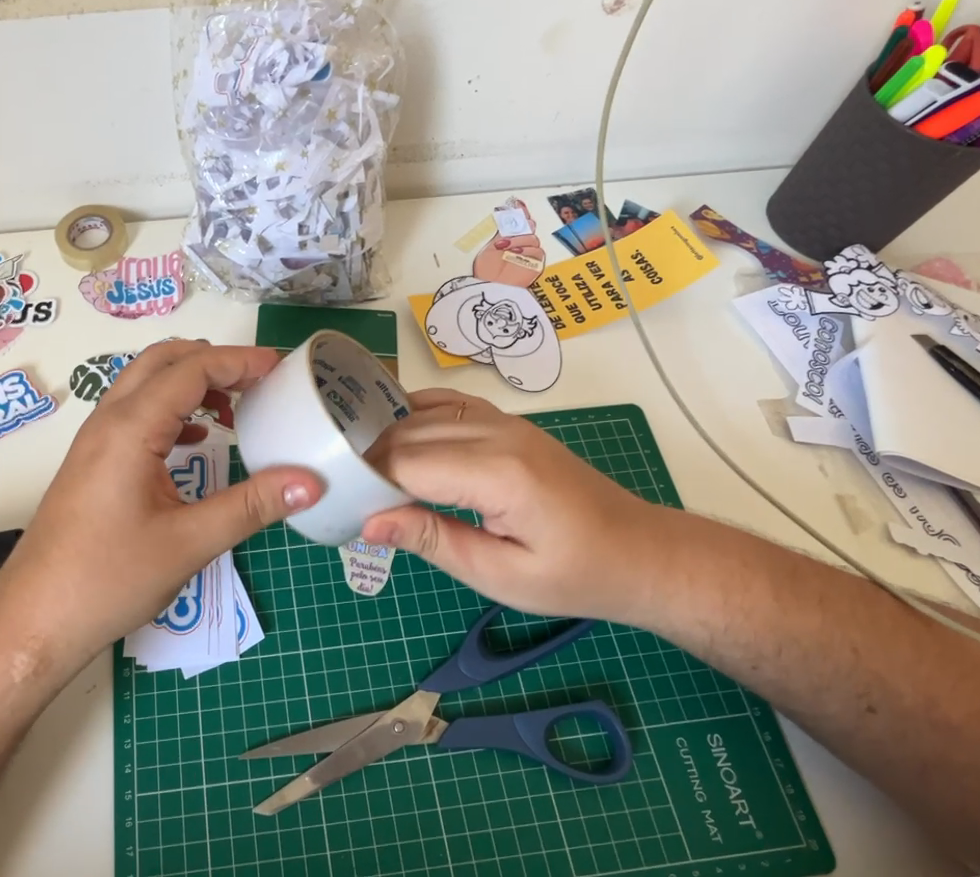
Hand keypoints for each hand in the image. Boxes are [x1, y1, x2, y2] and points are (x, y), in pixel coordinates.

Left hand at [0, 342, 323, 663]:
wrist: (33, 621)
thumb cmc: (107, 580)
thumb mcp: (189, 543)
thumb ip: (252, 506)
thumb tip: (310, 483)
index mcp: (131, 429)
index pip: (192, 369)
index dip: (239, 361)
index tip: (281, 368)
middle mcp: (108, 421)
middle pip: (163, 361)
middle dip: (214, 361)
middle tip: (261, 380)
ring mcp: (95, 441)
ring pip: (146, 385)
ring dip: (191, 384)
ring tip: (237, 407)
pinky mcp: (92, 463)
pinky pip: (136, 414)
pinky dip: (173, 412)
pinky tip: (199, 442)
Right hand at [360, 389, 662, 619]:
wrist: (637, 550)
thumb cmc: (575, 575)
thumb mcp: (501, 575)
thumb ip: (433, 540)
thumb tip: (369, 522)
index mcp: (498, 474)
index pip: (405, 464)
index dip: (366, 483)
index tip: (342, 507)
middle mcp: (497, 433)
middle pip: (407, 433)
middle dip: (369, 462)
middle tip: (345, 496)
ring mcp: (503, 421)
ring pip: (422, 413)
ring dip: (388, 440)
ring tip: (366, 476)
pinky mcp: (507, 422)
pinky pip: (448, 404)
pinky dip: (415, 415)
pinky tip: (396, 436)